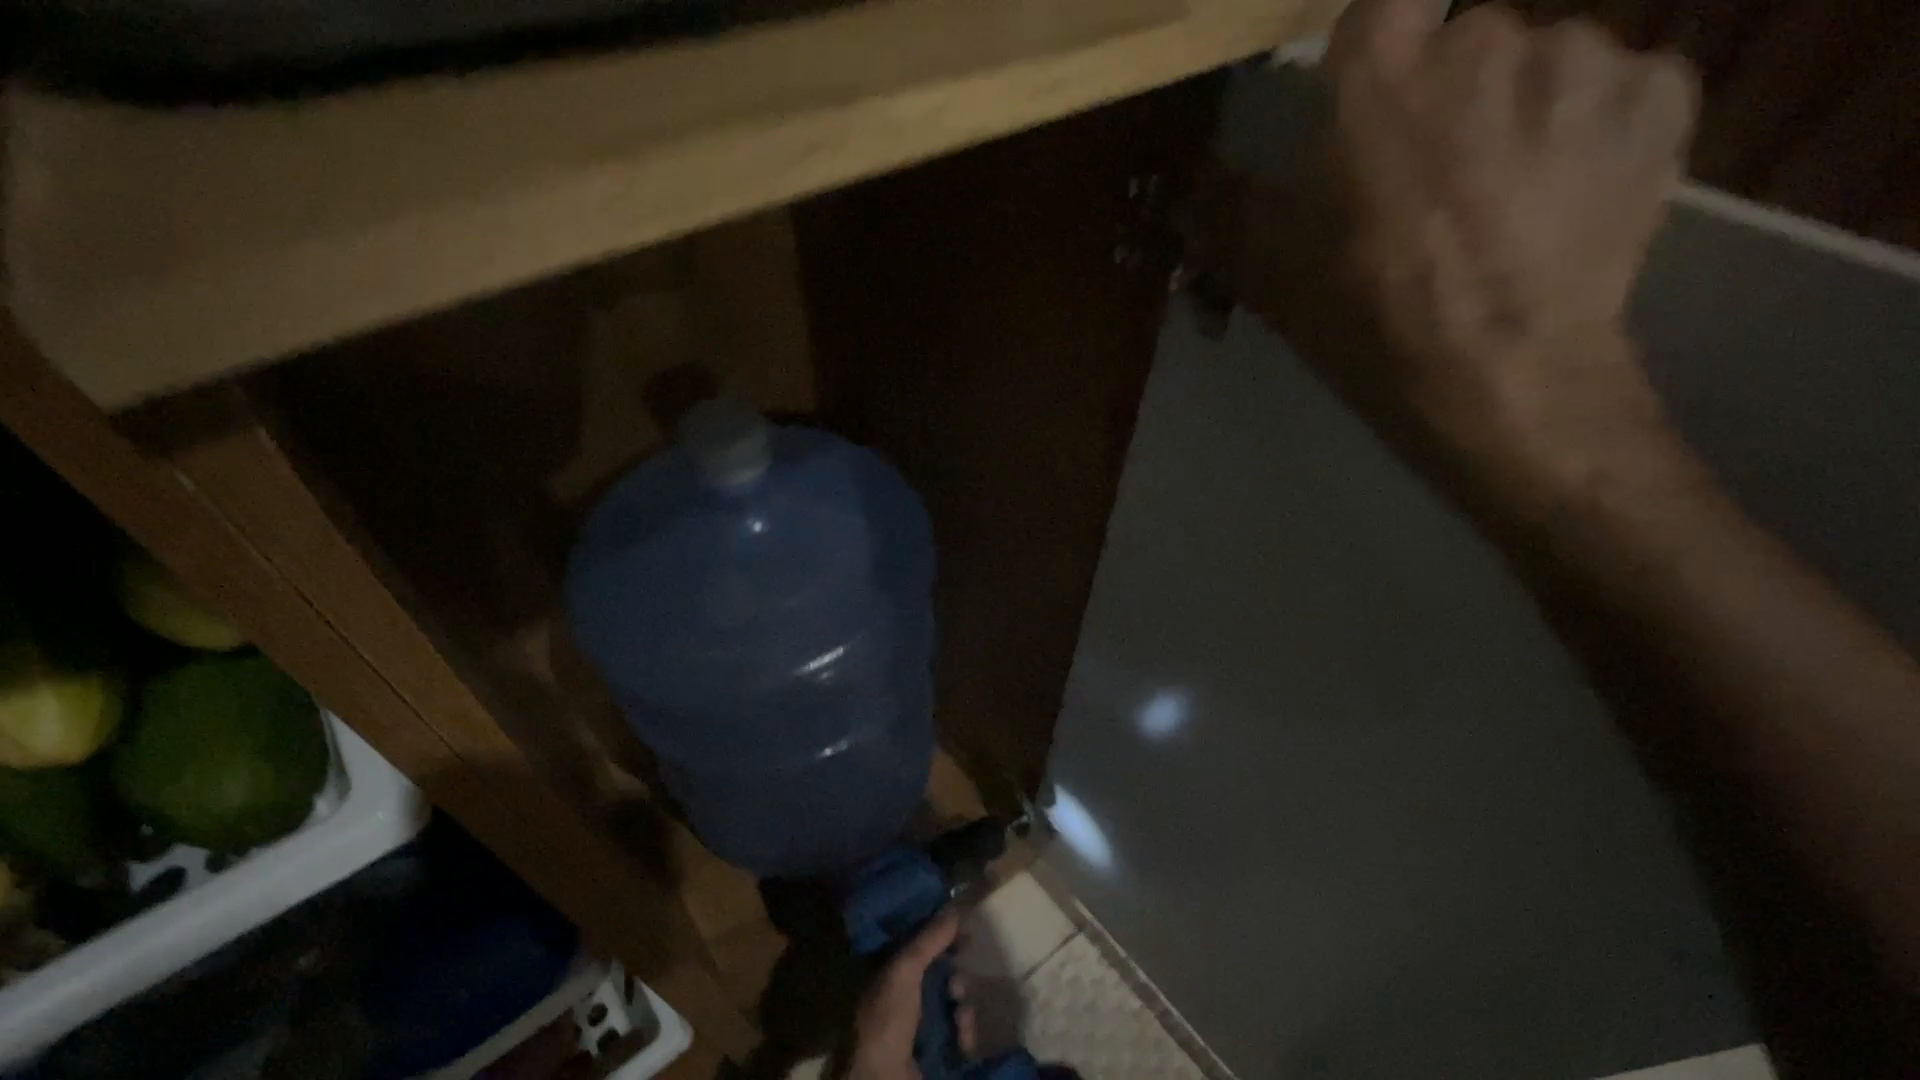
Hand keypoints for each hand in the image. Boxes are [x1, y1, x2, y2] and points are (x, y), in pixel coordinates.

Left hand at [846, 909, 978, 1079]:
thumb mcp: (905, 972)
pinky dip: (967, 1034)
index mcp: (892, 976)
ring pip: (957, 1004)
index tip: (965, 931)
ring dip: (965, 1008)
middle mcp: (907, 999)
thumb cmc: (889, 1020)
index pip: (922, 947)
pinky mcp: (940, 1052)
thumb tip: (955, 907)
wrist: (886, 1079)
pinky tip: (964, 1041)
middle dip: (957, 977)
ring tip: (961, 1017)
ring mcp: (924, 1028)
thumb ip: (928, 940)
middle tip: (958, 987)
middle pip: (944, 976)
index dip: (943, 938)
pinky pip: (963, 1033)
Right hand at [1206, 0, 1701, 509]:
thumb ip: (1226, 208)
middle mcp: (1485, 34)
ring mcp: (1583, 59)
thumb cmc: (1370, 316)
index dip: (1382, 48)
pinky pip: (1620, 91)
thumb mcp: (1271, 269)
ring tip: (1512, 197)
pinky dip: (1598, 131)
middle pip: (1465, 40)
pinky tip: (1574, 196)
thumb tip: (1190, 183)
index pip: (1382, 3)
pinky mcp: (1659, 99)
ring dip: (1525, 112)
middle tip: (1441, 175)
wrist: (1501, 378)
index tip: (1377, 98)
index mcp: (1381, 69)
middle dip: (1452, 95)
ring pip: (1544, 64)